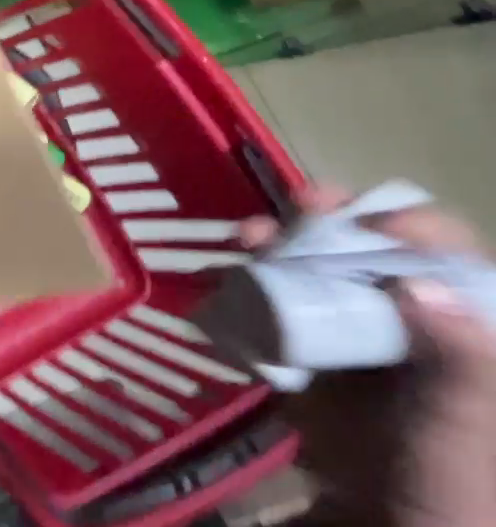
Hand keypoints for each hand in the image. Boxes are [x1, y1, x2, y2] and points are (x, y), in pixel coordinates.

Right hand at [243, 187, 495, 526]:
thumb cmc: (455, 491)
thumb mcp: (467, 432)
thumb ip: (459, 364)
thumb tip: (413, 283)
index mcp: (471, 336)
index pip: (458, 263)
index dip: (422, 230)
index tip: (375, 221)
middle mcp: (416, 325)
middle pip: (378, 253)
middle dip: (337, 221)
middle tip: (301, 203)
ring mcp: (357, 338)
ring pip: (318, 270)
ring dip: (283, 242)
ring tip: (249, 236)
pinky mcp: (308, 354)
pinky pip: (275, 304)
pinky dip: (246, 280)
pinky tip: (224, 273)